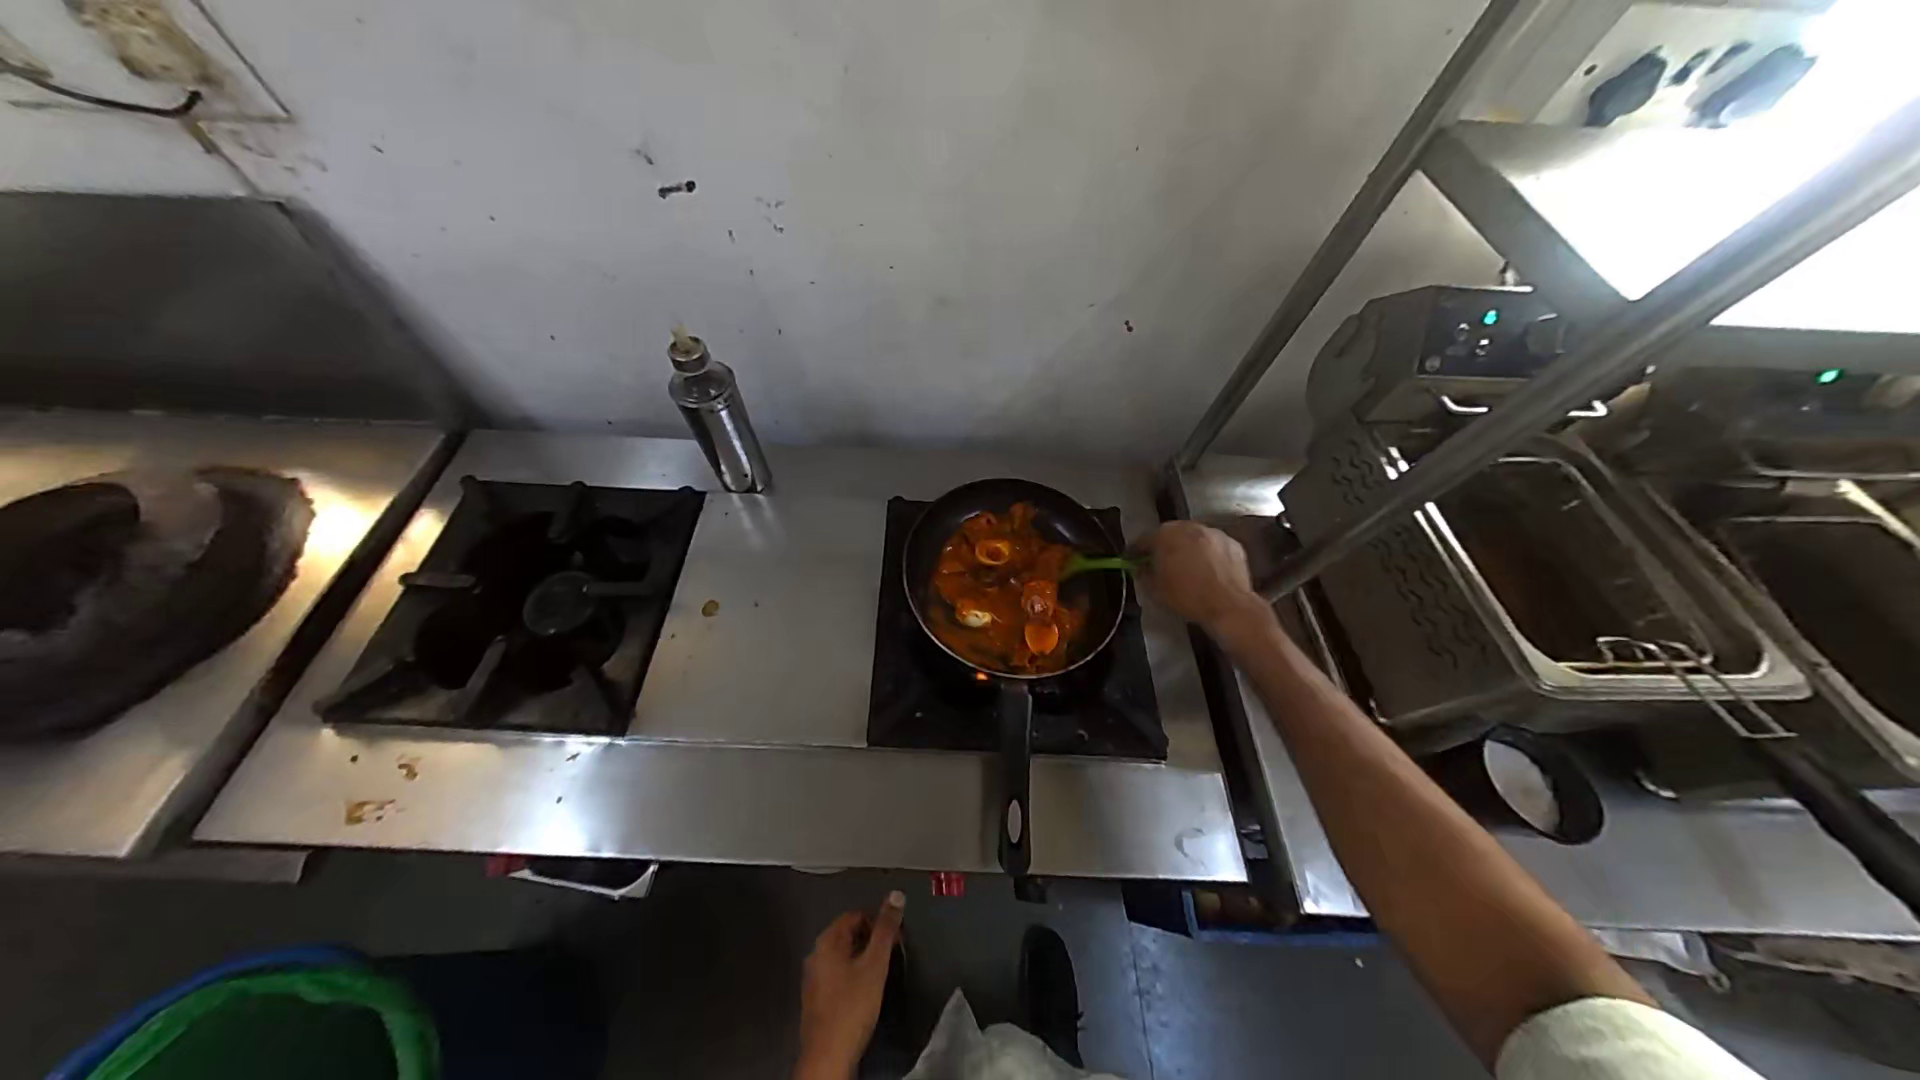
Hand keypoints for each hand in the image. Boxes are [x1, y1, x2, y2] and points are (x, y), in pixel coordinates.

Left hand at [795, 891, 905, 1079]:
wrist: (828, 1057)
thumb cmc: (853, 1005)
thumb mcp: (875, 964)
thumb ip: (886, 929)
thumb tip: (896, 894)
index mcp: (826, 941)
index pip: (855, 915)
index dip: (878, 922)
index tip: (895, 938)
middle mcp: (815, 954)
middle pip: (848, 934)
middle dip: (872, 939)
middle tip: (892, 955)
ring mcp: (814, 978)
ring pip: (844, 956)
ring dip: (864, 958)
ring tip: (881, 973)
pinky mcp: (816, 999)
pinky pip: (838, 975)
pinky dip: (853, 975)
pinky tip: (865, 992)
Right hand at [1135, 522, 1267, 634]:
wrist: (1229, 605)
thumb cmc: (1187, 597)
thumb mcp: (1155, 590)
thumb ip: (1143, 574)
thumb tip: (1140, 567)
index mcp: (1165, 536)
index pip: (1143, 540)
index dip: (1135, 551)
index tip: (1132, 559)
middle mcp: (1189, 527)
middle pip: (1170, 533)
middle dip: (1163, 545)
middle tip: (1160, 561)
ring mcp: (1213, 533)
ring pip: (1193, 536)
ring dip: (1187, 547)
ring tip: (1186, 565)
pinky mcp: (1233, 543)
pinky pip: (1213, 545)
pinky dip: (1208, 553)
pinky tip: (1208, 569)